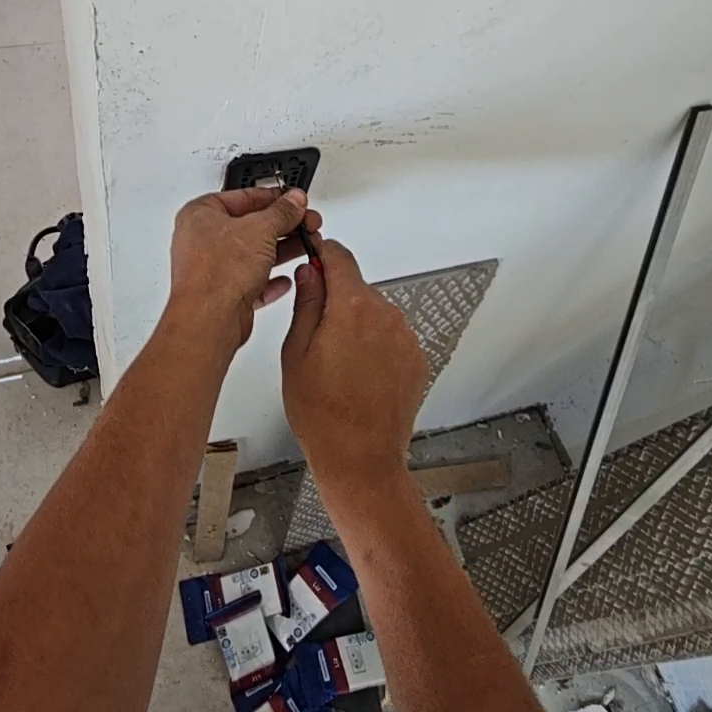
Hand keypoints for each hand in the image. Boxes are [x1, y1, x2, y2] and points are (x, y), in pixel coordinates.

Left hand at [167, 187, 322, 344]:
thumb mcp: (260, 230)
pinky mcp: (224, 294)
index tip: (294, 199)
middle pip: (250, 225)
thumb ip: (282, 212)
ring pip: (253, 254)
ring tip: (306, 244)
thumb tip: (293, 201)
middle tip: (306, 223)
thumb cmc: (218, 274)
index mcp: (201, 215)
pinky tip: (285, 278)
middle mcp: (202, 240)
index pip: (242, 196)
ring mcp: (213, 268)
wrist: (210, 319)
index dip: (273, 197)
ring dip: (282, 250)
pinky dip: (269, 279)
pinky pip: (251, 281)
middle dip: (283, 225)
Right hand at [280, 239, 430, 485]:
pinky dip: (375, 347)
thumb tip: (311, 274)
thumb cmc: (324, 414)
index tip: (314, 254)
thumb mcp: (296, 352)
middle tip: (315, 336)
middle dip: (336, 300)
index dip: (323, 253)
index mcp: (352, 307)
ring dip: (357, 326)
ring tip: (338, 366)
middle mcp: (385, 315)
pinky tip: (358, 376)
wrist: (361, 458)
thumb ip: (306, 304)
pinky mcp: (416, 359)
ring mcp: (405, 337)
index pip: (340, 257)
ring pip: (374, 314)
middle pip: (356, 288)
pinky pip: (390, 338)